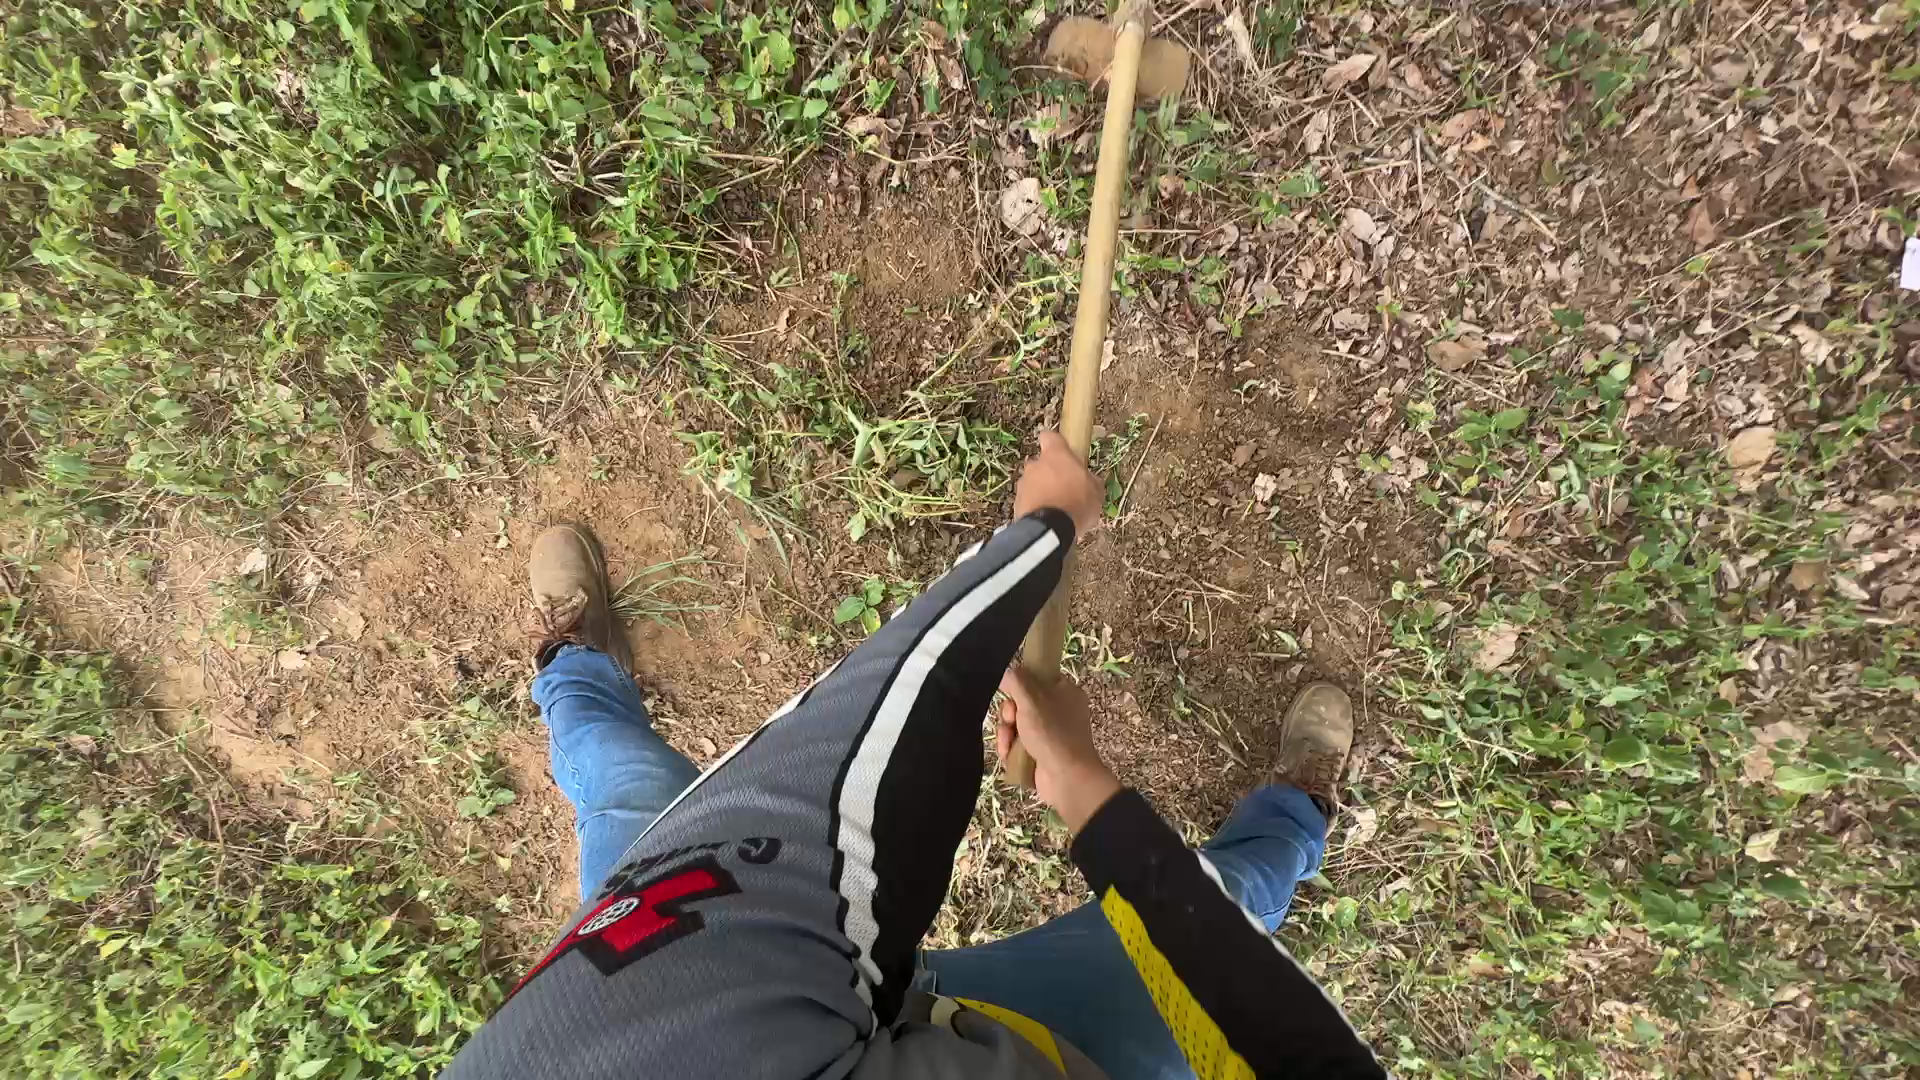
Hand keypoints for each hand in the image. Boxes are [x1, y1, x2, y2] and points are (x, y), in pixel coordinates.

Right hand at [996, 665, 1121, 832]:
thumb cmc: (1052, 732)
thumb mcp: (1031, 698)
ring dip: (1006, 732)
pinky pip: (1018, 744)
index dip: (1021, 684)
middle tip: (1011, 719)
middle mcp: (1059, 711)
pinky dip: (1010, 748)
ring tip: (1007, 742)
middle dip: (1009, 712)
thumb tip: (1008, 674)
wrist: (1066, 778)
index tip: (1012, 692)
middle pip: (1022, 702)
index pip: (1037, 678)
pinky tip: (1008, 753)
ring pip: (1016, 724)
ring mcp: (1049, 734)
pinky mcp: (1040, 753)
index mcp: (1065, 692)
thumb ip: (1016, 680)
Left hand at [1012, 431, 1103, 539]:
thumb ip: (1089, 480)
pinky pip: (1027, 500)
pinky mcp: (1016, 502)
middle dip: (1050, 473)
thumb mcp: (1096, 491)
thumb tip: (1088, 480)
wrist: (1051, 529)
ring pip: (1033, 482)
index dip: (1056, 444)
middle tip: (1064, 489)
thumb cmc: (1077, 504)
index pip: (1050, 437)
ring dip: (1041, 491)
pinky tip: (1046, 518)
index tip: (1064, 454)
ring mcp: (1023, 483)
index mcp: (1056, 455)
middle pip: (1041, 463)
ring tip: (1056, 508)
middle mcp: (1035, 465)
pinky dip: (1034, 506)